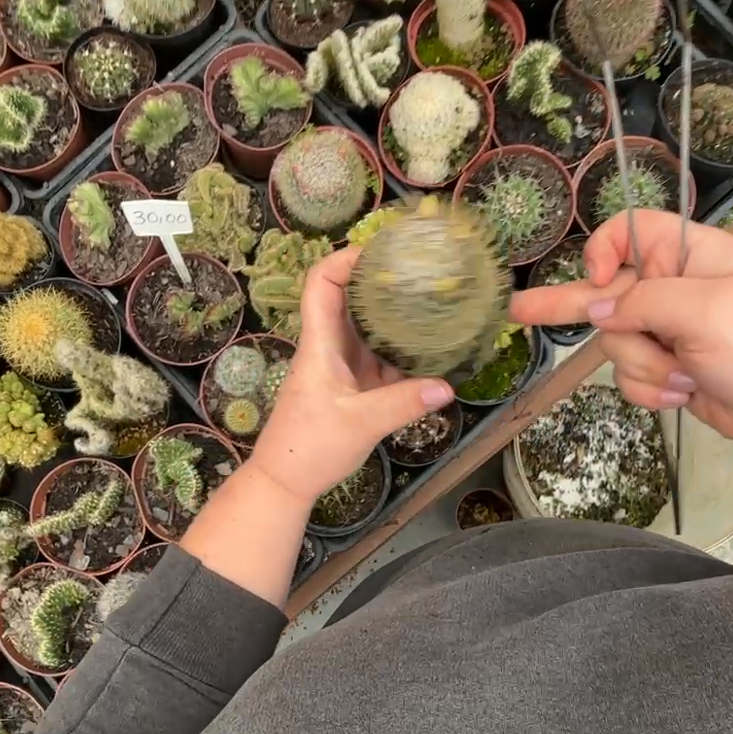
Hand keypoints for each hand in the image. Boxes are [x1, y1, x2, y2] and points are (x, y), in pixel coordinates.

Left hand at [247, 247, 454, 505]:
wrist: (286, 482)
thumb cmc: (309, 448)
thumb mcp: (360, 424)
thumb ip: (403, 404)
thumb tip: (447, 386)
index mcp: (320, 345)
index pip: (321, 283)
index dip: (345, 259)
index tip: (381, 252)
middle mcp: (330, 349)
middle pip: (351, 300)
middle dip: (382, 282)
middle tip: (422, 274)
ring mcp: (342, 369)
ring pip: (369, 331)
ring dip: (396, 317)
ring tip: (434, 304)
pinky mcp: (352, 389)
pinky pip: (380, 361)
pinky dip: (402, 354)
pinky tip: (431, 352)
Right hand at [509, 210, 732, 445]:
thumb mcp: (709, 311)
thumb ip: (646, 302)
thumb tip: (599, 305)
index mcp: (690, 257)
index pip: (631, 232)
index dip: (605, 251)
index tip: (597, 281)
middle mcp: (673, 290)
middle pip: (608, 294)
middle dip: (569, 308)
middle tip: (517, 311)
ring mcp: (667, 332)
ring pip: (616, 344)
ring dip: (645, 368)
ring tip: (687, 377)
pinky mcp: (665, 369)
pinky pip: (629, 376)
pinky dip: (650, 390)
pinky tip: (682, 394)